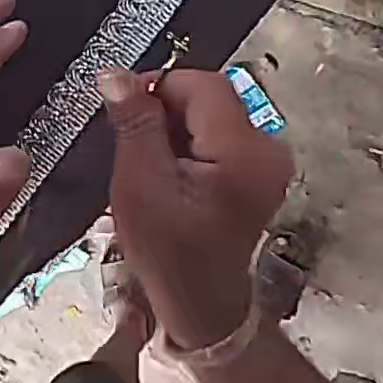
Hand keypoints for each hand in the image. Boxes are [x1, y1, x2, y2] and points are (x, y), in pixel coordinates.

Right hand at [97, 68, 294, 348]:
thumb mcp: (140, 184)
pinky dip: (186, 148)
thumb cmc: (167, 254)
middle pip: (208, 99)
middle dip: (164, 114)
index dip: (157, 88)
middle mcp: (267, 149)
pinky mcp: (256, 175)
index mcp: (244, 151)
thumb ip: (134, 124)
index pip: (201, 84)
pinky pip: (215, 140)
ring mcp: (266, 163)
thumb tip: (116, 74)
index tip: (121, 112)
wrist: (199, 308)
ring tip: (150, 170)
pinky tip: (168, 178)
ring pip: (209, 118)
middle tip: (132, 149)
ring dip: (172, 132)